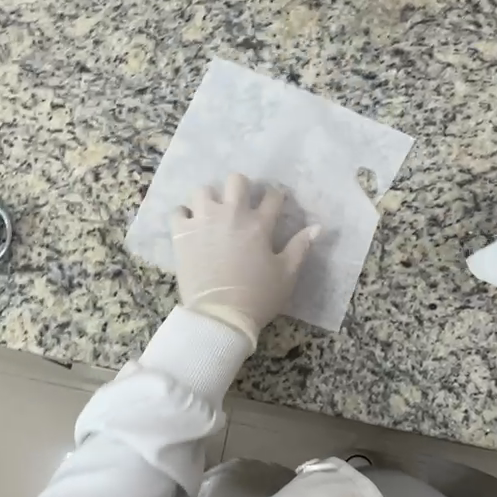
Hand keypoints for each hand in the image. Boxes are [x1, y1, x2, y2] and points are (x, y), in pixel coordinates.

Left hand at [173, 173, 318, 342]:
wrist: (220, 316)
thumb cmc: (258, 296)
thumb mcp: (286, 274)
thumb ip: (300, 247)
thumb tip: (317, 227)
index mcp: (259, 224)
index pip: (272, 196)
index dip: (276, 197)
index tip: (275, 203)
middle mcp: (231, 215)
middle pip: (236, 181)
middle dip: (241, 188)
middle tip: (240, 205)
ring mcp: (204, 221)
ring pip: (204, 190)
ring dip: (210, 199)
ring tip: (212, 214)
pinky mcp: (182, 234)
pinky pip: (179, 211)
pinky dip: (184, 216)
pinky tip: (190, 226)